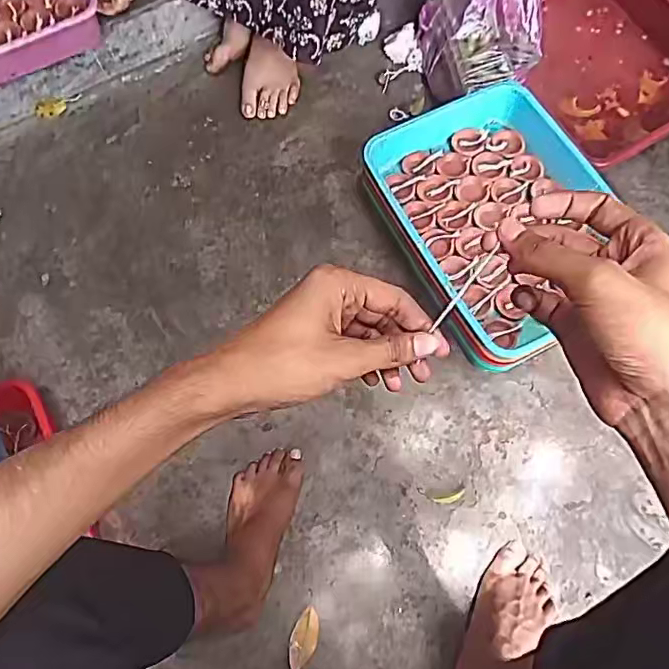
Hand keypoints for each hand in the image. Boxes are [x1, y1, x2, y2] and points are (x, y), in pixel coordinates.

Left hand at [208, 265, 450, 411]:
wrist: (232, 384)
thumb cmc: (277, 365)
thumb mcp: (344, 360)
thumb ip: (390, 351)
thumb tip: (425, 344)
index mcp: (336, 284)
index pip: (393, 298)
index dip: (419, 325)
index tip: (436, 349)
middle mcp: (329, 291)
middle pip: (382, 314)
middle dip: (403, 345)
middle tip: (420, 372)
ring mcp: (320, 312)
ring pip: (367, 331)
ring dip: (385, 357)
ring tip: (399, 382)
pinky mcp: (313, 332)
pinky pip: (350, 341)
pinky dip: (365, 360)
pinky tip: (377, 379)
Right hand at [493, 193, 668, 426]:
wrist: (656, 399)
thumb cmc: (656, 338)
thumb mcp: (600, 280)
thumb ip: (550, 253)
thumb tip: (512, 233)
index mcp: (641, 246)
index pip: (598, 209)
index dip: (563, 204)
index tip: (530, 205)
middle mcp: (616, 269)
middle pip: (567, 239)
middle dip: (535, 236)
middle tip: (504, 236)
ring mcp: (592, 300)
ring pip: (549, 271)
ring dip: (526, 265)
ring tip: (505, 262)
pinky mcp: (573, 327)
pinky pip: (542, 302)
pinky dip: (527, 297)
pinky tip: (519, 295)